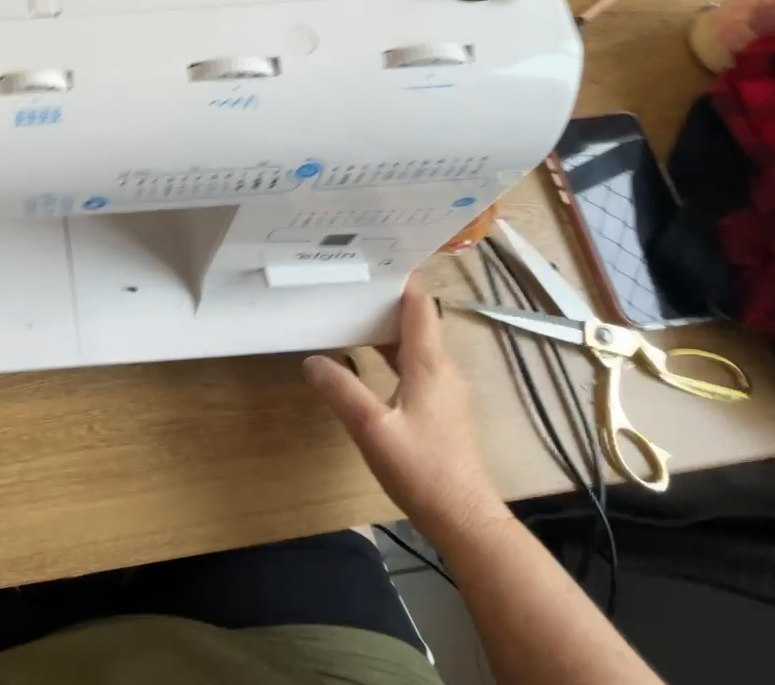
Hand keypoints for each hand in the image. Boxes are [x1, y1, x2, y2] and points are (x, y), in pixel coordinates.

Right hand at [303, 278, 509, 543]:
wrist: (462, 516)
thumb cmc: (421, 468)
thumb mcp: (370, 427)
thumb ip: (340, 389)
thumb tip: (312, 360)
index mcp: (429, 365)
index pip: (419, 307)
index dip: (401, 280)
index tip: (375, 257)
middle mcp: (441, 370)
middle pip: (416, 322)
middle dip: (385, 299)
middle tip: (349, 281)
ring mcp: (444, 391)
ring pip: (414, 345)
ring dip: (386, 327)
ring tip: (351, 311)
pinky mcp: (440, 409)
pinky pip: (414, 365)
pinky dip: (390, 352)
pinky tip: (365, 358)